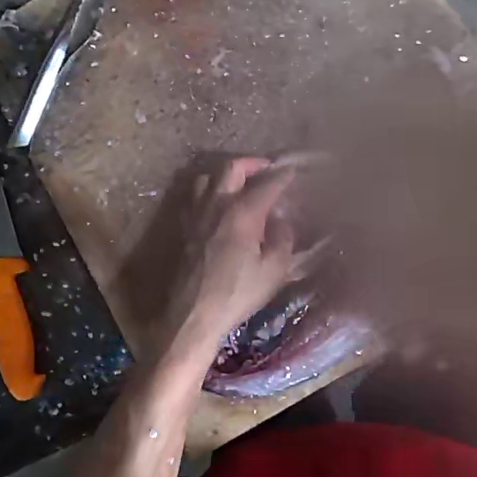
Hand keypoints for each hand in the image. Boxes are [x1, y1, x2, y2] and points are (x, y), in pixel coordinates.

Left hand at [159, 157, 310, 364]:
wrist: (195, 313)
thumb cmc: (238, 293)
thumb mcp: (274, 270)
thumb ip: (282, 239)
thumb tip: (280, 222)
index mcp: (243, 213)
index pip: (267, 183)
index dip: (283, 174)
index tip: (293, 171)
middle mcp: (217, 205)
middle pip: (231, 168)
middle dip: (252, 163)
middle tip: (266, 169)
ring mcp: (196, 214)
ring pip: (207, 178)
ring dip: (225, 175)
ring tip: (238, 185)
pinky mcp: (184, 227)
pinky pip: (194, 197)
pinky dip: (208, 192)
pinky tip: (217, 206)